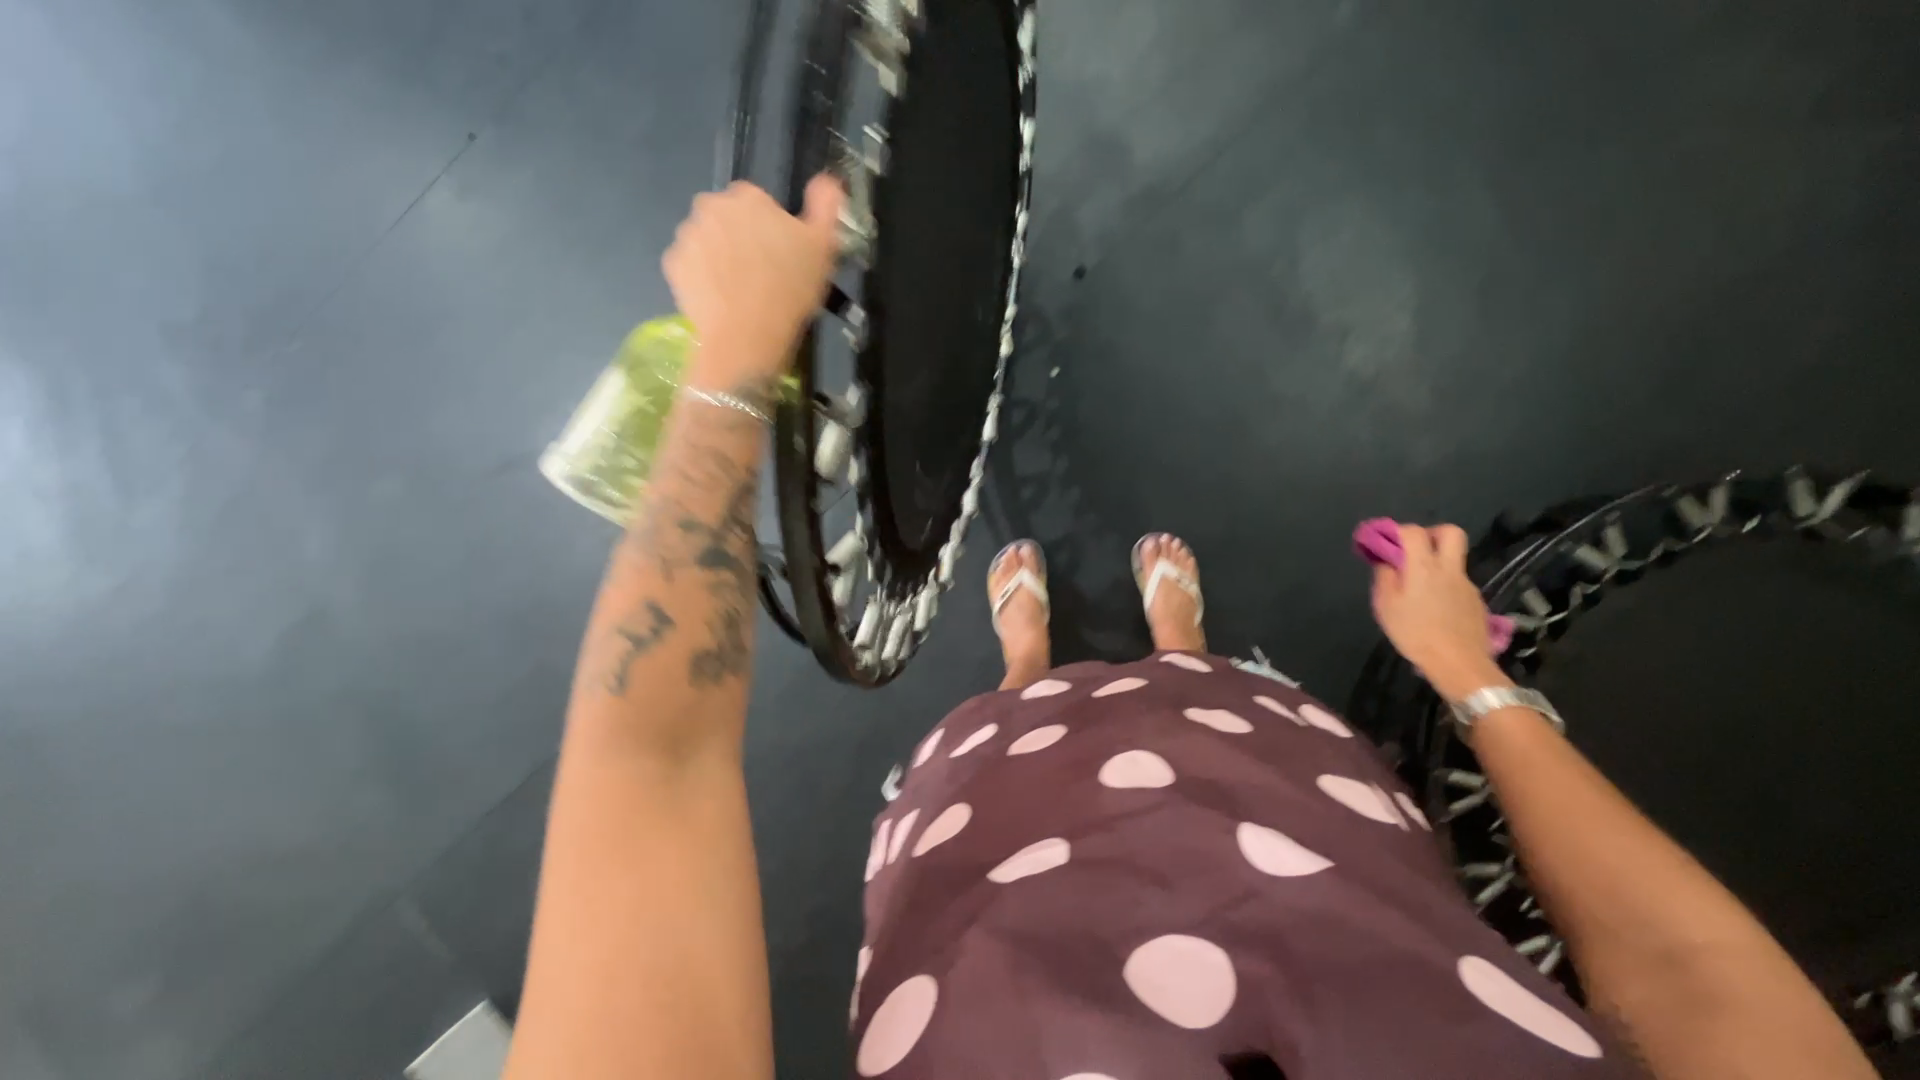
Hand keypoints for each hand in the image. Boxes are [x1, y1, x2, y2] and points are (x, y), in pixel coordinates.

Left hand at [662, 176, 844, 389]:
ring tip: (741, 290)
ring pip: (708, 241)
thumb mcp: (823, 246)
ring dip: (721, 256)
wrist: (746, 336)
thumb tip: (828, 179)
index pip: (758, 202)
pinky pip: (691, 265)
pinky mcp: (672, 264)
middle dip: (742, 238)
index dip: (772, 228)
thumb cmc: (789, 289)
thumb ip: (825, 205)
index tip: (781, 255)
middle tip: (762, 274)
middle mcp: (710, 206)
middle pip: (729, 218)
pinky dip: (703, 277)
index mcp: (747, 196)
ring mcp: (687, 235)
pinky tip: (722, 299)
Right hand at [1369, 523, 1513, 702]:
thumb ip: (1384, 578)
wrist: (1458, 663)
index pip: (1413, 531)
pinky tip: (1436, 610)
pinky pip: (1459, 583)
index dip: (1398, 531)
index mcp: (1423, 566)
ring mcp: (1467, 584)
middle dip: (1432, 534)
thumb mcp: (1386, 606)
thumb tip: (1386, 562)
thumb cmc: (1415, 633)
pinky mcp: (1477, 601)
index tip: (1386, 543)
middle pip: (1451, 533)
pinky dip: (1446, 587)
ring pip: (1455, 561)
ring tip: (1421, 590)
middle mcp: (1449, 568)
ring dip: (1438, 565)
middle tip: (1416, 551)